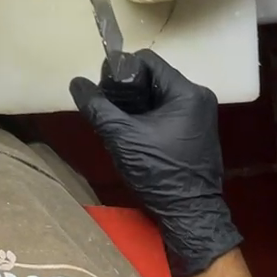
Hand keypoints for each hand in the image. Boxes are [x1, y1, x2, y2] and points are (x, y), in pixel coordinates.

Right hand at [71, 50, 240, 276]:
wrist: (189, 215)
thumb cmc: (159, 172)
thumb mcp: (121, 137)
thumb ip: (98, 107)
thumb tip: (77, 82)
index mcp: (187, 92)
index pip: (147, 61)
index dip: (122, 70)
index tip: (106, 90)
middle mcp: (198, 97)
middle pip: (153, 77)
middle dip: (128, 90)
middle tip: (109, 109)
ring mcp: (200, 115)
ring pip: (158, 95)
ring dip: (137, 105)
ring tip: (118, 123)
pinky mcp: (197, 132)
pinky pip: (167, 111)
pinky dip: (149, 116)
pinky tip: (134, 134)